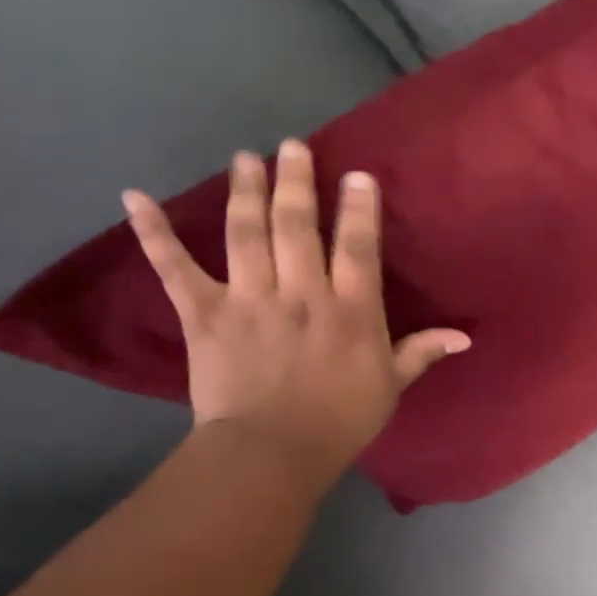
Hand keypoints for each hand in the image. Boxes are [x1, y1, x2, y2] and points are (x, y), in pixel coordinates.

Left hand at [122, 140, 469, 483]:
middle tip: (293, 146)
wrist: (274, 449)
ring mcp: (249, 300)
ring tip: (246, 159)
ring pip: (245, 234)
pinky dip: (152, 232)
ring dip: (244, 192)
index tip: (357, 176)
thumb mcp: (391, 386)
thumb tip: (463, 337)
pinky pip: (174, 267)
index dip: (359, 210)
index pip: (357, 249)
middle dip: (297, 184)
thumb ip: (421, 353)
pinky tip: (134, 196)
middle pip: (297, 228)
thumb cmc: (343, 419)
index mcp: (351, 312)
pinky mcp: (204, 314)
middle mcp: (301, 294)